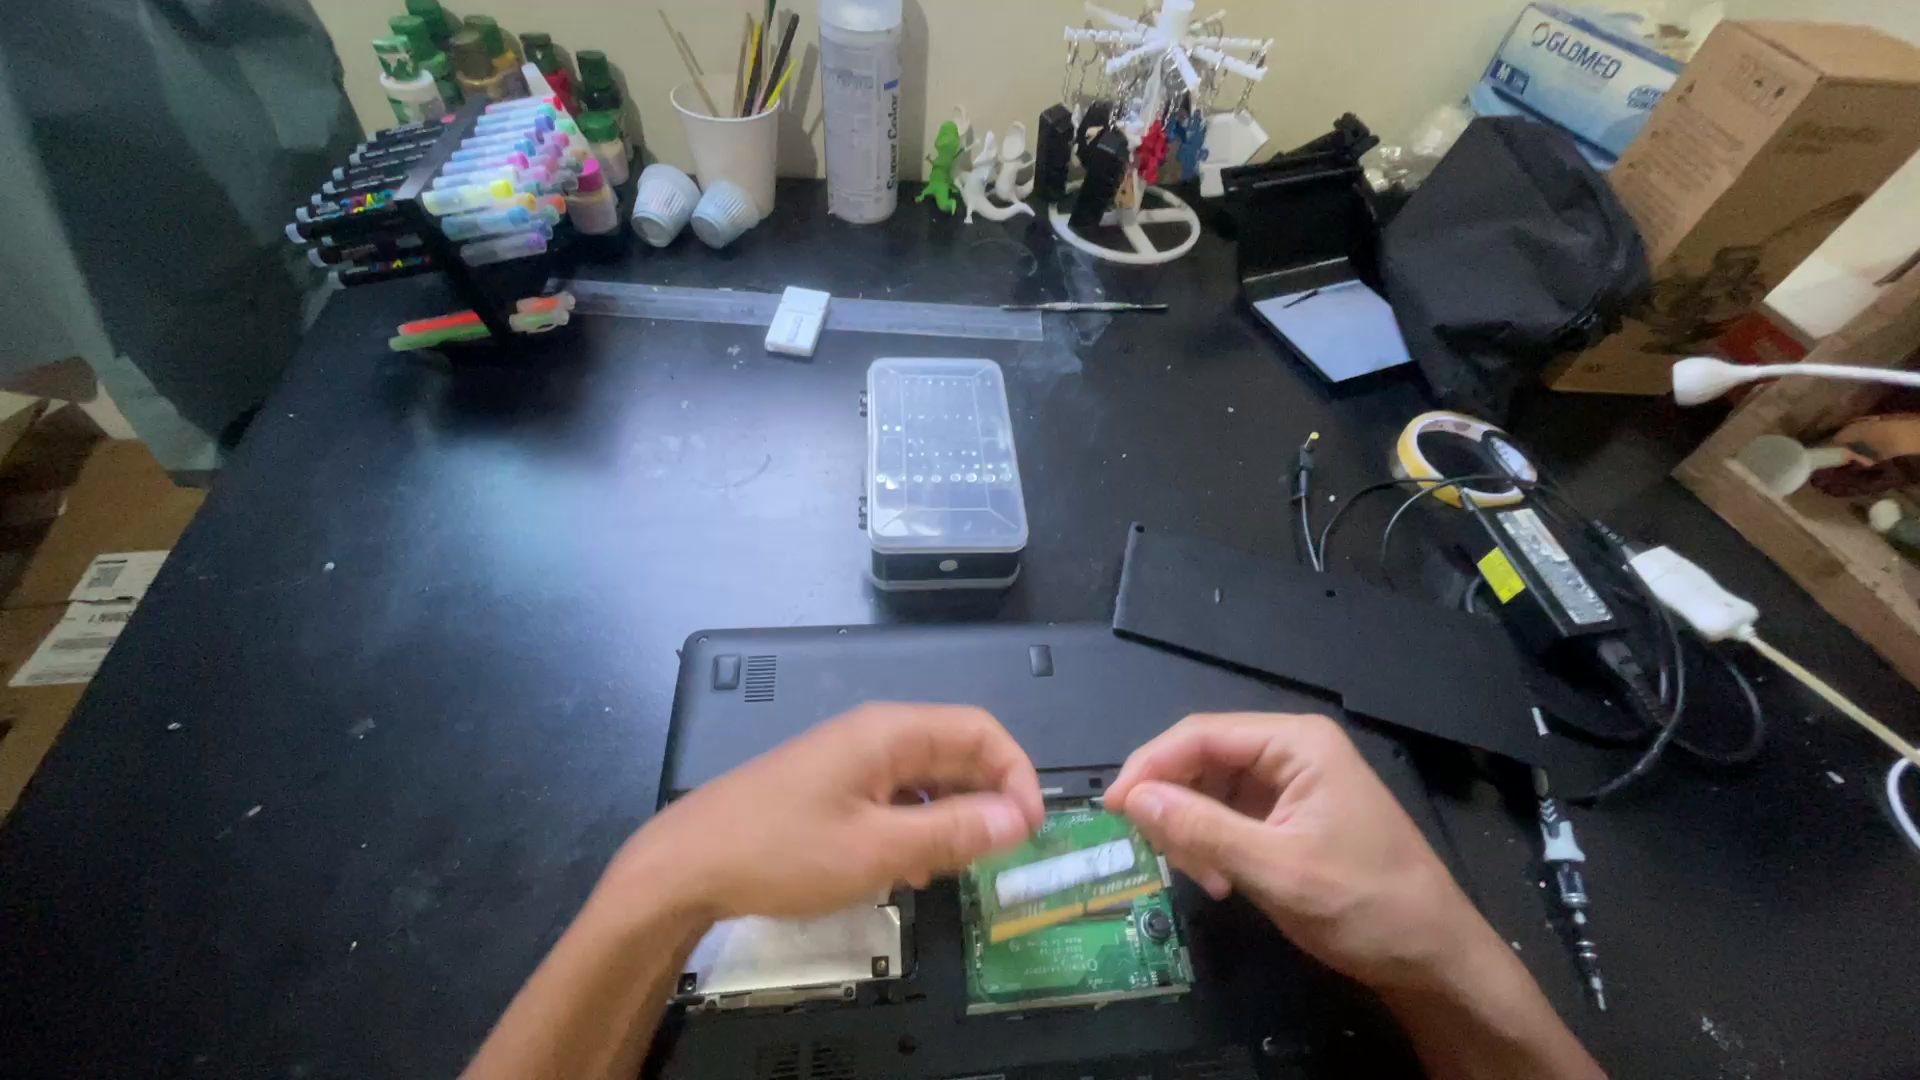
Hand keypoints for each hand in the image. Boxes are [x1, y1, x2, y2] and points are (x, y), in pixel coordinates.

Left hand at [598, 703, 1044, 922]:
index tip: (1029, 829)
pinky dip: (916, 826)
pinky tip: (906, 869)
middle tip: (992, 857)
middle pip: (956, 752)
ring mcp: (854, 758)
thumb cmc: (783, 851)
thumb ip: (952, 832)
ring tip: (946, 869)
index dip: (1015, 774)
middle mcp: (878, 734)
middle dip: (984, 800)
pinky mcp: (836, 784)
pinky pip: (896, 795)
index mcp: (892, 731)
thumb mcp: (876, 850)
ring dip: (950, 819)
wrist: (688, 863)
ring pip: (927, 778)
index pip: (980, 731)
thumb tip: (1018, 818)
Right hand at [1104, 712, 1501, 992]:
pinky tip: (1221, 878)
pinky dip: (1213, 842)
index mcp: (1296, 743)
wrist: (1440, 965)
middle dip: (1175, 804)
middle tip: (1158, 852)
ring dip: (1193, 829)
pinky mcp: (1289, 811)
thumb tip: (1132, 798)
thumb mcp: (1277, 871)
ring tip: (1206, 878)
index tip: (1114, 807)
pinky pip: (1229, 812)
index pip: (1199, 735)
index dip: (1150, 766)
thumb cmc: (1368, 909)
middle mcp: (1291, 749)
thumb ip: (1202, 829)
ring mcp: (1291, 780)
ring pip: (1210, 788)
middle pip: (1202, 758)